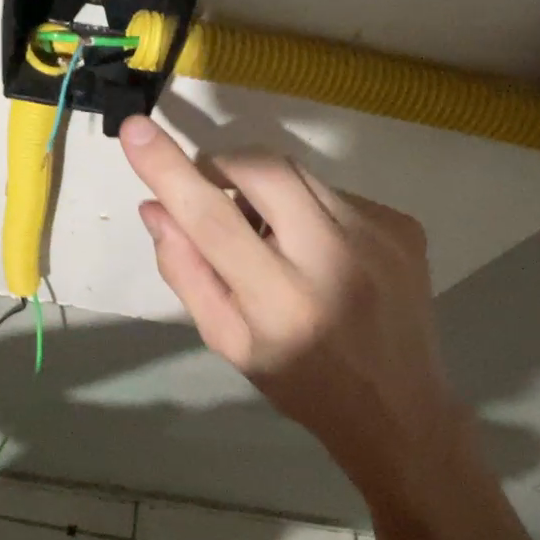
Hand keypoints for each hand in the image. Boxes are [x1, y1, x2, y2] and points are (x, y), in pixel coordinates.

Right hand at [119, 115, 463, 471]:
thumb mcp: (229, 342)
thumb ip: (187, 272)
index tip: (136, 130)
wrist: (400, 409)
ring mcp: (379, 236)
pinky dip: (309, 207)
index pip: (212, 219)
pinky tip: (317, 249)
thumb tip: (155, 206)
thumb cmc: (301, 382)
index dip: (169, 170)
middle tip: (209, 192)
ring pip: (299, 173)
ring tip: (270, 235)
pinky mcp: (404, 225)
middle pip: (263, 170)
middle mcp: (335, 259)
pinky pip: (335, 191)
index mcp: (282, 302)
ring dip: (266, 189)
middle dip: (223, 167)